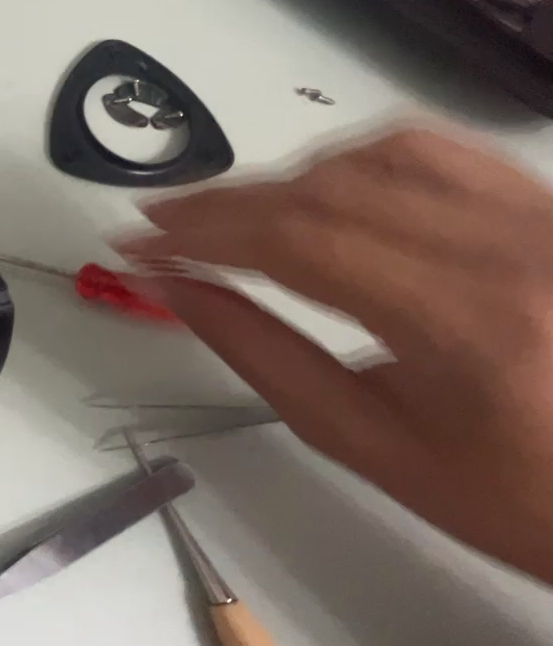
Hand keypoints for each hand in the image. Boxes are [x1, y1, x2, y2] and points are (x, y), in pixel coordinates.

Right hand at [115, 126, 552, 581]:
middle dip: (220, 204)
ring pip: (378, 155)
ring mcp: (549, 219)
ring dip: (279, 178)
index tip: (134, 243)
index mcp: (471, 324)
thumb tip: (169, 286)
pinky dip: (358, 158)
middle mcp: (520, 251)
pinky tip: (323, 187)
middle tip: (157, 223)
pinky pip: (443, 151)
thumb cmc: (522, 494)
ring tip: (231, 212)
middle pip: (324, 192)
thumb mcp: (369, 441)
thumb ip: (258, 353)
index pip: (292, 241)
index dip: (196, 233)